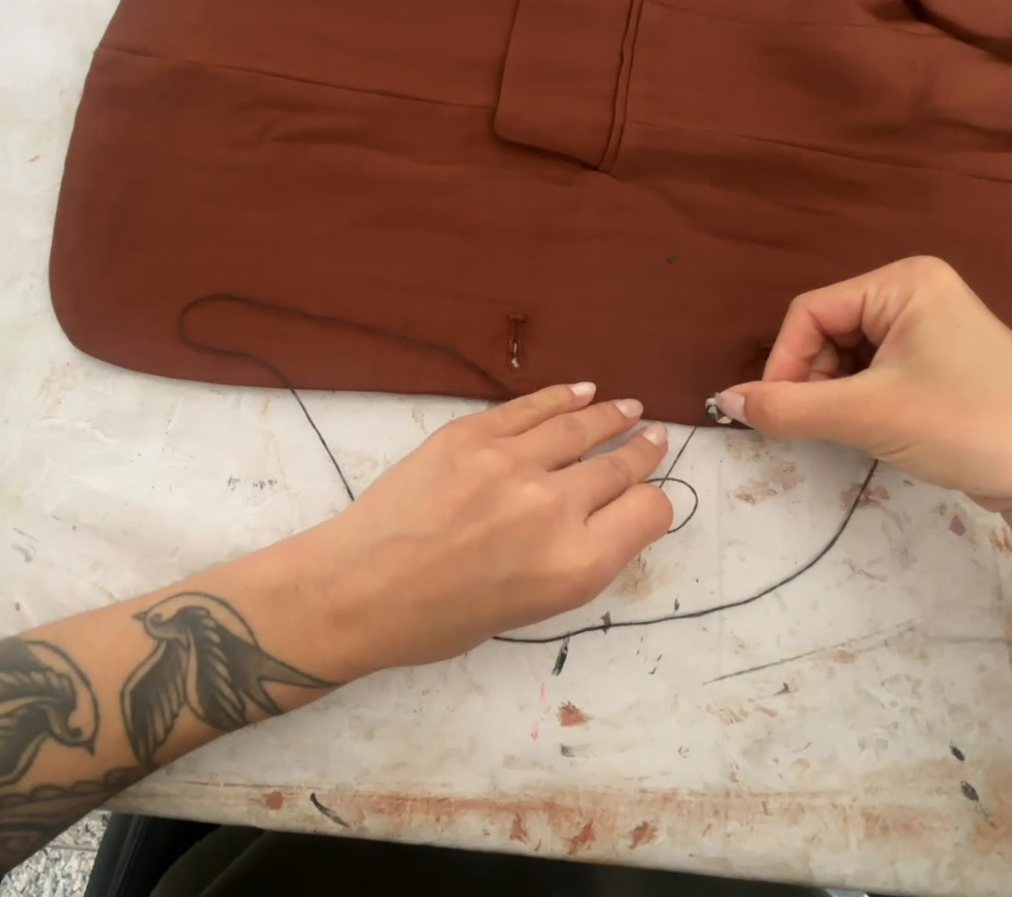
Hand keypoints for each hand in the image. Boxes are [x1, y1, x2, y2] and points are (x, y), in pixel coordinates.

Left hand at [283, 384, 672, 677]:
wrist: (358, 588)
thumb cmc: (440, 619)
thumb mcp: (529, 609)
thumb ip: (576, 558)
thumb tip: (602, 514)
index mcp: (575, 565)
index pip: (648, 512)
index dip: (654, 502)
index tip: (646, 496)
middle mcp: (553, 507)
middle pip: (619, 466)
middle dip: (641, 451)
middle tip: (654, 436)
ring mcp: (510, 462)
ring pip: (580, 427)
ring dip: (611, 415)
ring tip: (627, 407)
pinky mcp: (471, 434)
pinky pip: (531, 407)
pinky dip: (563, 397)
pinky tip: (583, 391)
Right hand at [712, 257, 1011, 510]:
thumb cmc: (966, 425)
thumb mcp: (865, 415)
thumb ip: (785, 407)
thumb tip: (722, 401)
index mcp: (901, 281)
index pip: (808, 312)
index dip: (784, 362)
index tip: (778, 411)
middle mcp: (914, 293)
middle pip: (825, 331)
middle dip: (811, 379)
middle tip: (819, 424)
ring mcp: (930, 328)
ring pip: (845, 355)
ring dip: (832, 393)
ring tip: (854, 429)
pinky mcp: (940, 362)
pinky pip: (873, 371)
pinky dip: (857, 399)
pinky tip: (874, 427)